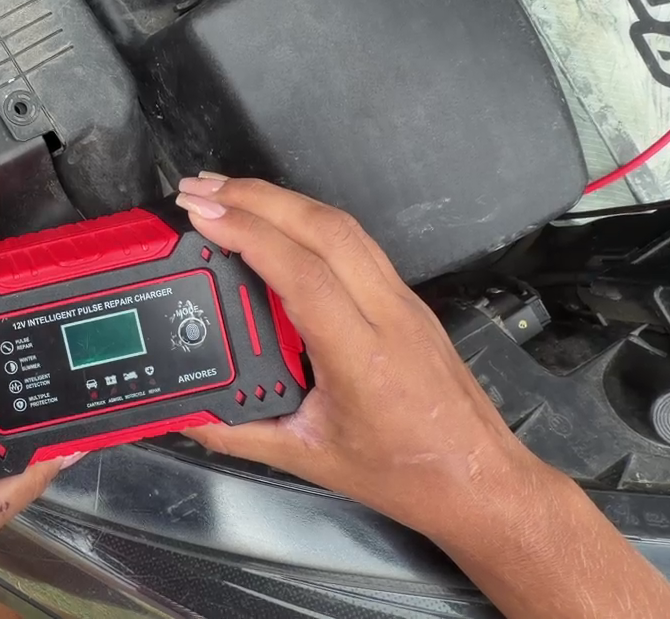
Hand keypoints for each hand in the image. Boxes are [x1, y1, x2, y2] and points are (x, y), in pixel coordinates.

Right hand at [171, 175, 551, 540]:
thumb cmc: (405, 473)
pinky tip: (269, 211)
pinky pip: (350, 236)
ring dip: (277, 196)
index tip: (200, 214)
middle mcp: (387, 314)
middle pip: (324, 228)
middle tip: (198, 187)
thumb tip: (185, 414)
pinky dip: (301, 211)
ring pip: (339, 223)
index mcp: (362, 357)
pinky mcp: (402, 293)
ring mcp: (401, 297)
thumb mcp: (309, 459)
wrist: (484, 482)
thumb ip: (237, 434)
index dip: (248, 235)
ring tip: (223, 188)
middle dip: (254, 197)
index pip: (303, 276)